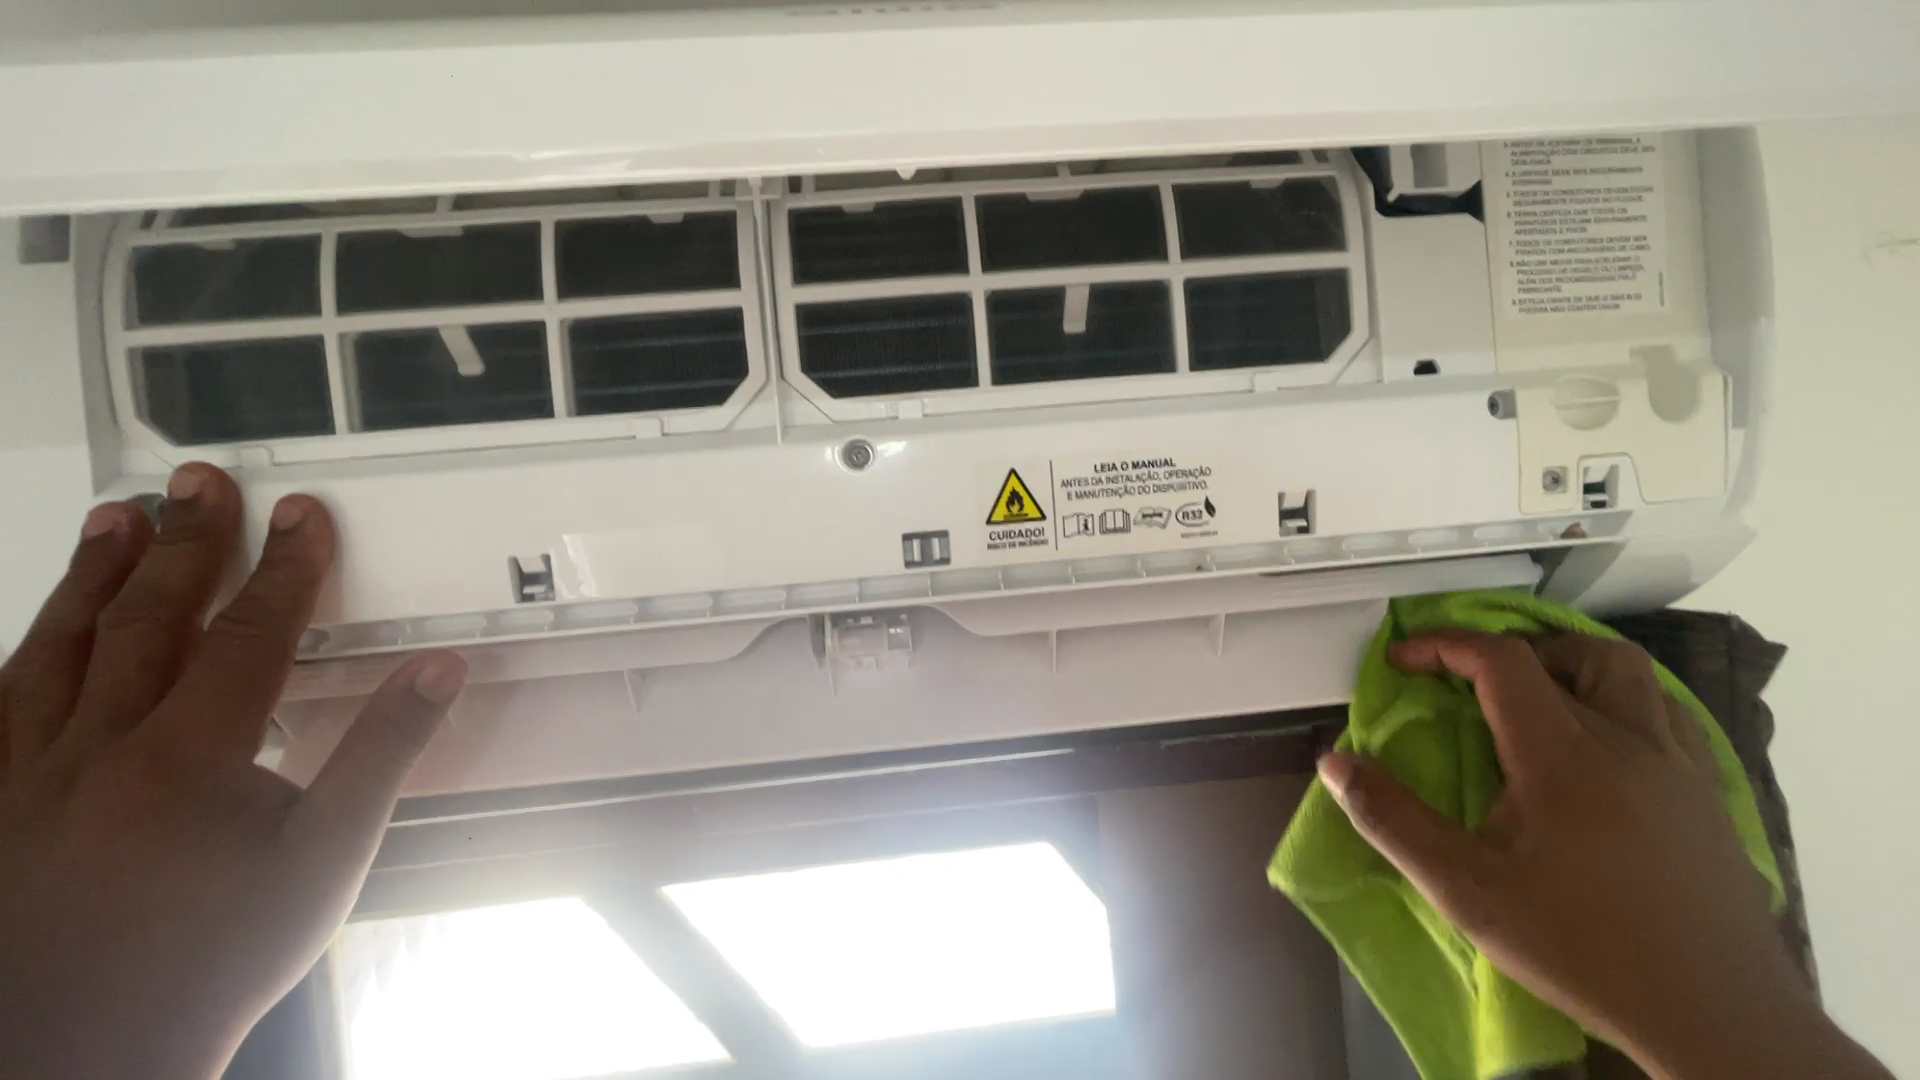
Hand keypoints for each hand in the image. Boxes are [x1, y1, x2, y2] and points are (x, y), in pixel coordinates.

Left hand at [0, 464, 466, 1079]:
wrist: (87, 1058)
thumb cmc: (218, 954)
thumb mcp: (331, 855)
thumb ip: (385, 751)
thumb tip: (438, 669)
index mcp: (188, 755)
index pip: (249, 632)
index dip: (284, 565)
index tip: (302, 512)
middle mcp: (93, 749)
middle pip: (147, 620)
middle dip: (186, 543)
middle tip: (200, 482)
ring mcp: (21, 777)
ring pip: (55, 651)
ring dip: (92, 576)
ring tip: (115, 518)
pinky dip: (15, 652)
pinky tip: (28, 628)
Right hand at [1317, 631, 1888, 1079]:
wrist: (1718, 1020)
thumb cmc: (1579, 945)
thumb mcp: (1463, 888)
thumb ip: (1390, 819)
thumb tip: (1334, 762)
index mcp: (1563, 755)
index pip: (1502, 661)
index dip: (1443, 646)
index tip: (1402, 663)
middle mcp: (1630, 744)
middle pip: (1584, 653)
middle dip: (1520, 650)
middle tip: (1479, 681)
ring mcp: (1682, 770)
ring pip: (1638, 679)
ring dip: (1576, 671)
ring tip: (1537, 707)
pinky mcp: (1712, 801)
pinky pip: (1670, 720)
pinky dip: (1623, 708)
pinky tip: (1601, 752)